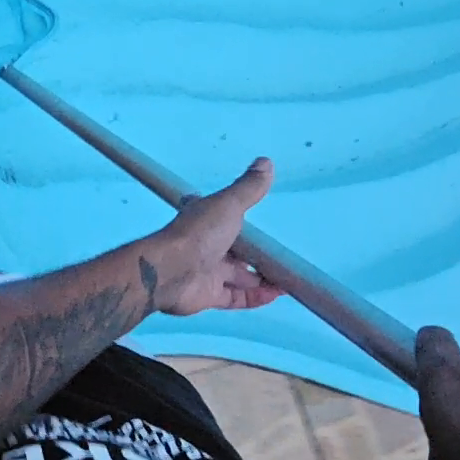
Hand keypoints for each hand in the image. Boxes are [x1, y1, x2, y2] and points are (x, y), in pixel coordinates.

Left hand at [147, 157, 282, 315]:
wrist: (170, 271)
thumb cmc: (199, 233)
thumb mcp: (228, 205)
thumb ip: (247, 188)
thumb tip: (265, 161)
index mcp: (206, 222)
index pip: (225, 221)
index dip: (241, 223)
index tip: (262, 228)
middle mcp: (205, 247)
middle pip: (236, 253)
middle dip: (258, 257)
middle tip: (285, 259)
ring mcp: (205, 272)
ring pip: (238, 277)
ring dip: (262, 280)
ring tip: (290, 279)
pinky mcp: (207, 295)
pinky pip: (236, 297)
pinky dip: (256, 297)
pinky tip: (277, 294)